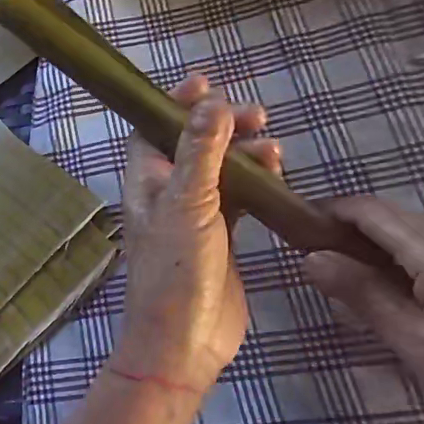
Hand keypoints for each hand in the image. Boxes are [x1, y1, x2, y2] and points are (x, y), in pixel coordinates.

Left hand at [111, 75, 280, 393]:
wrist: (185, 340)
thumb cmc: (176, 270)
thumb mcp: (188, 204)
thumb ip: (200, 153)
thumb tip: (209, 103)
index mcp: (147, 183)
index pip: (153, 130)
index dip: (173, 104)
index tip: (205, 83)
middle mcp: (168, 195)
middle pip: (193, 145)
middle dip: (220, 125)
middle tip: (254, 114)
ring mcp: (196, 217)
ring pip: (221, 170)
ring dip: (243, 152)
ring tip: (271, 144)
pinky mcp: (222, 237)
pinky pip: (239, 197)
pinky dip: (256, 182)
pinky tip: (276, 171)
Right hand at [301, 197, 423, 423]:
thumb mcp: (416, 342)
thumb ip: (363, 294)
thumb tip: (312, 258)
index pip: (373, 211)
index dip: (331, 211)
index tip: (297, 229)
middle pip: (397, 220)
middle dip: (352, 233)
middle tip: (319, 267)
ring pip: (421, 238)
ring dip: (381, 251)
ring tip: (353, 287)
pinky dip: (410, 265)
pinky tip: (402, 298)